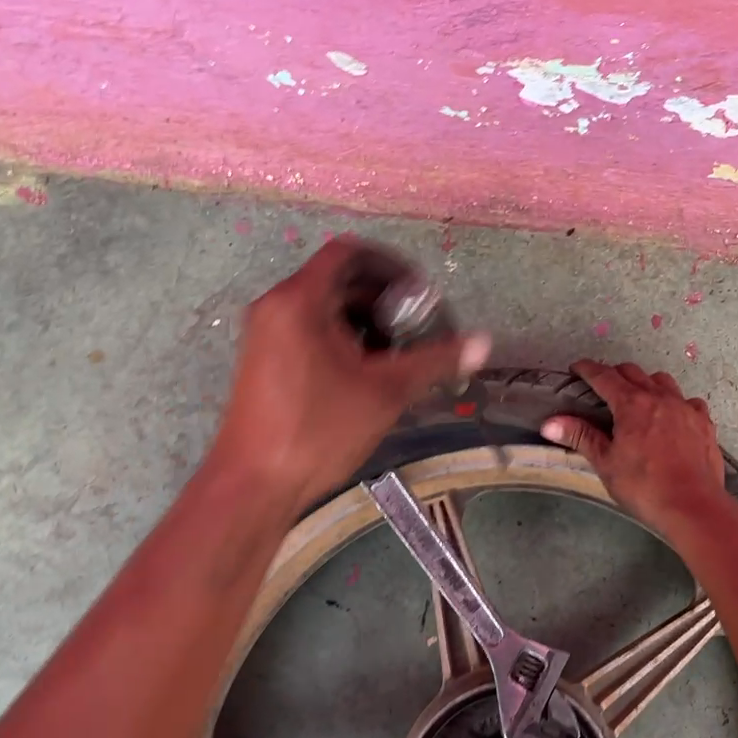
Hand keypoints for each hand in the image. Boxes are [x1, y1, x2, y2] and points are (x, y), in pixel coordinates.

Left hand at [204, 240, 490, 503]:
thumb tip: (483, 343)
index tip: (422, 296)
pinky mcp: (267, 357)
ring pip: (328, 306)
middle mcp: (278, 305)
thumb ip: (436, 360)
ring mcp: (268, 332)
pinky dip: (346, 338)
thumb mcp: (387, 392)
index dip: (392, 265)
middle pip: (341, 280)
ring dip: (369, 322)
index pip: (350, 252)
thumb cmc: (319, 430)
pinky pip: (312, 328)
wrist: (254, 485)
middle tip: (419, 331)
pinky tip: (370, 374)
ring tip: (399, 357)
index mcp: (300, 300)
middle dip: (386, 301)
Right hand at [540, 360, 725, 533]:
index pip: (604, 376)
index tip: (577, 368)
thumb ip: (581, 437)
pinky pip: (688, 401)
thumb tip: (549, 423)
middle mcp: (660, 397)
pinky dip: (675, 403)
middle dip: (614, 374)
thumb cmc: (644, 486)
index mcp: (632, 404)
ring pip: (662, 381)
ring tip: (638, 400)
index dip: (587, 369)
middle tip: (602, 388)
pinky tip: (673, 418)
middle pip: (633, 372)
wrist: (693, 505)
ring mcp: (686, 407)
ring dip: (646, 383)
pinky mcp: (704, 422)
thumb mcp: (606, 463)